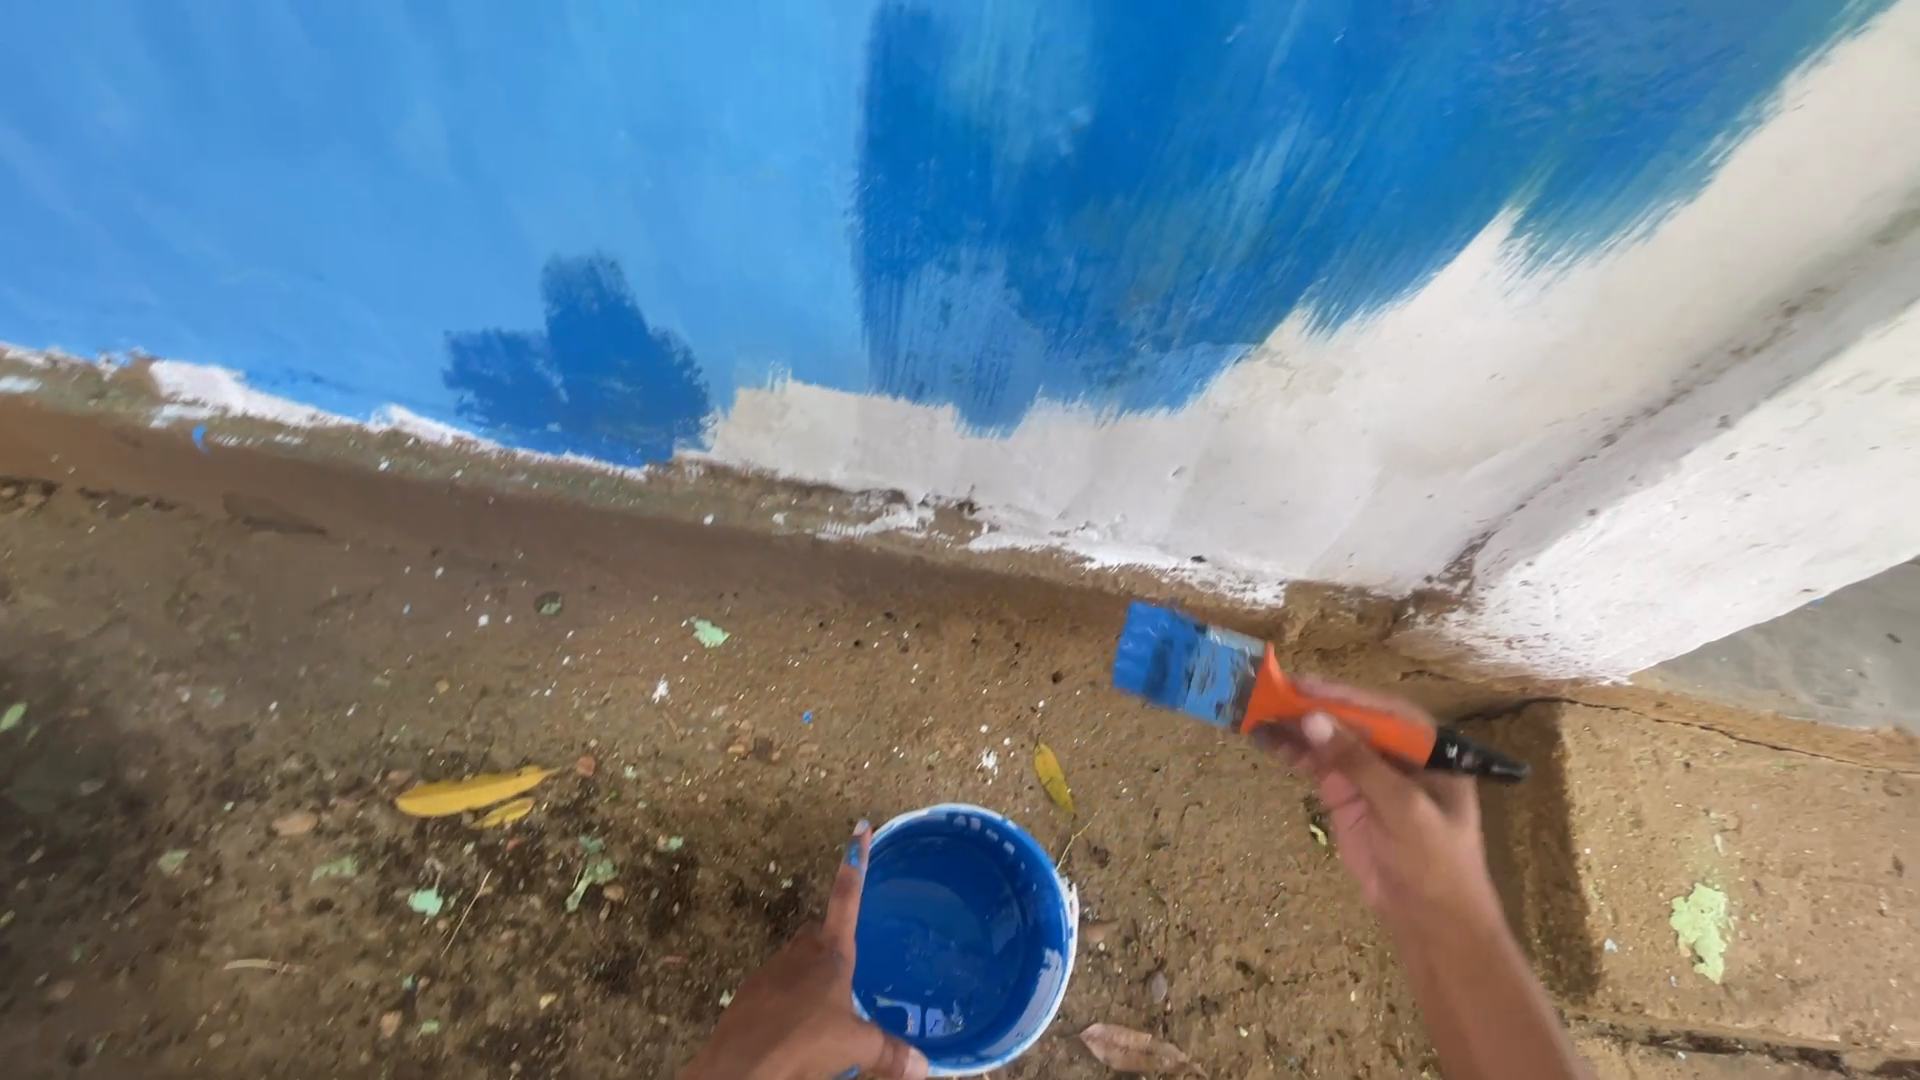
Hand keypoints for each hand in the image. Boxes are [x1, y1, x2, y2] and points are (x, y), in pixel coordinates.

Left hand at [678, 821, 928, 1079]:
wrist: (739, 1069)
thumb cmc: (802, 1044)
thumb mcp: (854, 1047)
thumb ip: (890, 1051)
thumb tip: (925, 1068)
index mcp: (832, 951)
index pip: (848, 894)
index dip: (856, 860)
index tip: (861, 826)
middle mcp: (801, 950)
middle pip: (820, 930)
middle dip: (833, 941)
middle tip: (848, 969)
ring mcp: (772, 969)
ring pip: (797, 960)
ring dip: (810, 976)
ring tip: (824, 1010)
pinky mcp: (750, 993)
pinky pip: (776, 987)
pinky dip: (788, 1000)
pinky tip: (795, 1026)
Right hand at [1252, 677, 1500, 933]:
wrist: (1430, 921)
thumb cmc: (1435, 862)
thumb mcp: (1403, 808)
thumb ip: (1357, 762)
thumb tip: (1311, 720)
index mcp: (1426, 748)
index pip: (1382, 710)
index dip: (1341, 694)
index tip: (1301, 684)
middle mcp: (1394, 752)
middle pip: (1347, 719)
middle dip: (1309, 706)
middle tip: (1267, 692)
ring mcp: (1365, 772)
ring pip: (1324, 738)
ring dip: (1291, 725)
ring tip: (1254, 712)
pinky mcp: (1342, 792)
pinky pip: (1312, 762)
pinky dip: (1288, 749)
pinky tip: (1264, 738)